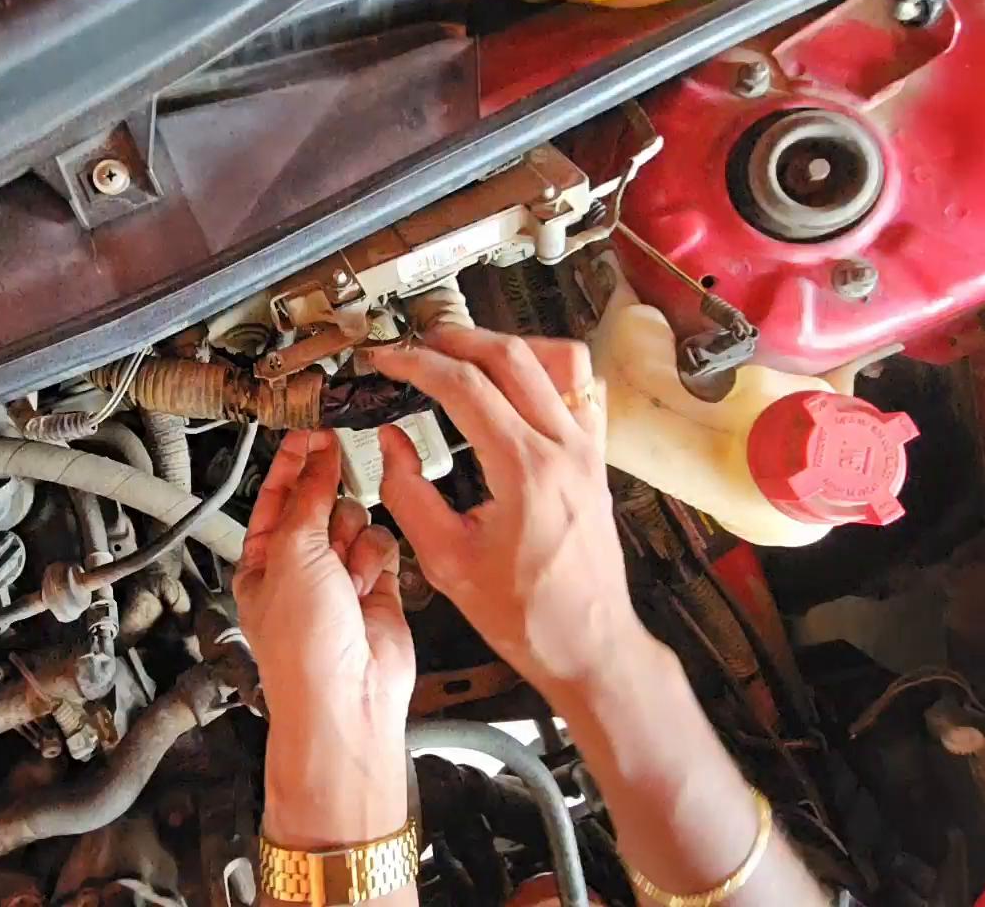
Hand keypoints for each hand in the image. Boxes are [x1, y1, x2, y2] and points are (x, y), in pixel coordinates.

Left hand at [233, 431, 415, 848]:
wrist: (348, 699)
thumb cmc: (302, 644)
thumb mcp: (293, 553)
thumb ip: (309, 496)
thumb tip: (319, 453)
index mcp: (265, 557)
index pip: (279, 493)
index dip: (293, 461)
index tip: (310, 431)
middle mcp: (301, 564)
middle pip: (322, 501)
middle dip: (330, 505)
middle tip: (333, 506)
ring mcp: (339, 575)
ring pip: (356, 519)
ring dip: (353, 540)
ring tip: (346, 574)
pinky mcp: (377, 585)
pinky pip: (383, 543)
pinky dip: (377, 559)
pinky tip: (367, 586)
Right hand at [367, 328, 647, 692]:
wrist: (590, 644)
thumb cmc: (524, 613)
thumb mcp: (445, 560)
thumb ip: (407, 492)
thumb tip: (390, 440)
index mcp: (525, 470)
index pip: (464, 387)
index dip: (416, 364)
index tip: (386, 360)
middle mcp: (564, 447)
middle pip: (509, 356)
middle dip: (454, 340)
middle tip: (416, 347)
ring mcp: (589, 447)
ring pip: (555, 358)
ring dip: (504, 345)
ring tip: (464, 354)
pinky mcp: (597, 455)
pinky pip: (581, 386)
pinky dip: (547, 367)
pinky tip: (516, 382)